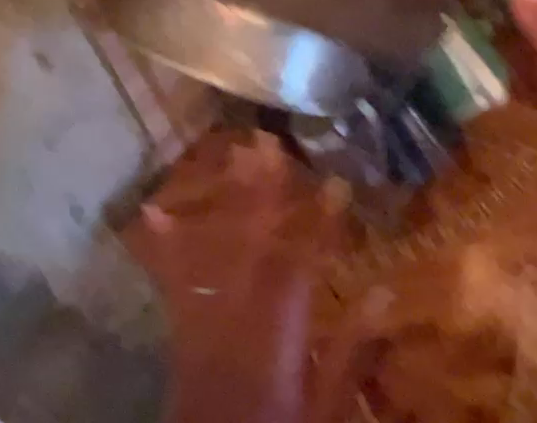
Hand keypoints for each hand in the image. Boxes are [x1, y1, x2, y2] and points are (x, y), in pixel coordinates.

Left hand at [126, 133, 346, 422]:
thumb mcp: (324, 406)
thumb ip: (349, 351)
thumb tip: (382, 292)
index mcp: (275, 334)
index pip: (300, 266)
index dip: (319, 221)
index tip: (336, 180)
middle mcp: (235, 317)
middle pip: (250, 243)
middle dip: (260, 188)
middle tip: (266, 140)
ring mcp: (204, 319)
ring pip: (215, 247)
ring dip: (224, 197)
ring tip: (230, 153)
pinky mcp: (184, 328)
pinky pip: (174, 278)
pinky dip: (166, 243)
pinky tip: (154, 211)